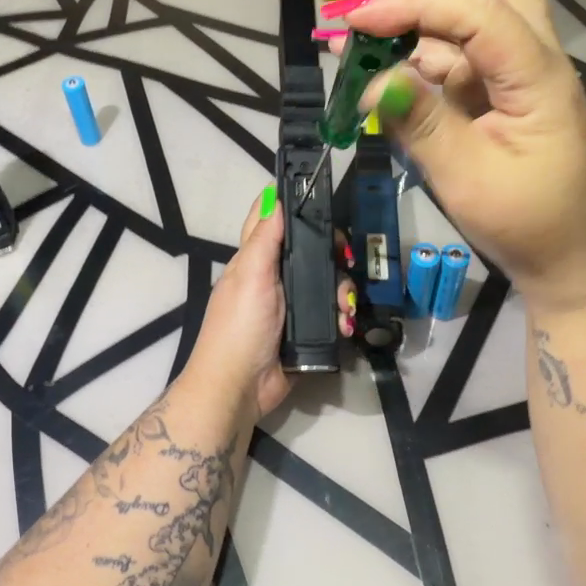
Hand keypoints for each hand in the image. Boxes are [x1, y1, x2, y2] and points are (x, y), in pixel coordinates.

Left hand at [184, 188, 353, 417]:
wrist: (239, 389)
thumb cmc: (238, 326)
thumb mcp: (250, 275)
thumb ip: (264, 238)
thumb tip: (275, 197)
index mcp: (254, 260)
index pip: (272, 221)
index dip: (292, 206)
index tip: (320, 198)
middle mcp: (273, 278)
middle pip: (311, 251)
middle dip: (333, 255)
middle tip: (346, 259)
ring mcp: (291, 306)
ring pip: (327, 283)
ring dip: (342, 292)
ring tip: (344, 307)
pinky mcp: (306, 331)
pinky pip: (331, 314)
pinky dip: (341, 317)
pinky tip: (344, 325)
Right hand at [340, 0, 585, 314]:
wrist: (568, 258)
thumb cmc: (529, 223)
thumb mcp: (470, 180)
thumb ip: (421, 124)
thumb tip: (371, 81)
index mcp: (537, 73)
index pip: (477, 11)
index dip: (413, 4)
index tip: (356, 20)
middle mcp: (531, 54)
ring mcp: (513, 68)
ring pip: (473, 3)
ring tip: (359, 13)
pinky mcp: (494, 88)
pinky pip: (452, 50)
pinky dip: (413, 44)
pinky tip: (374, 60)